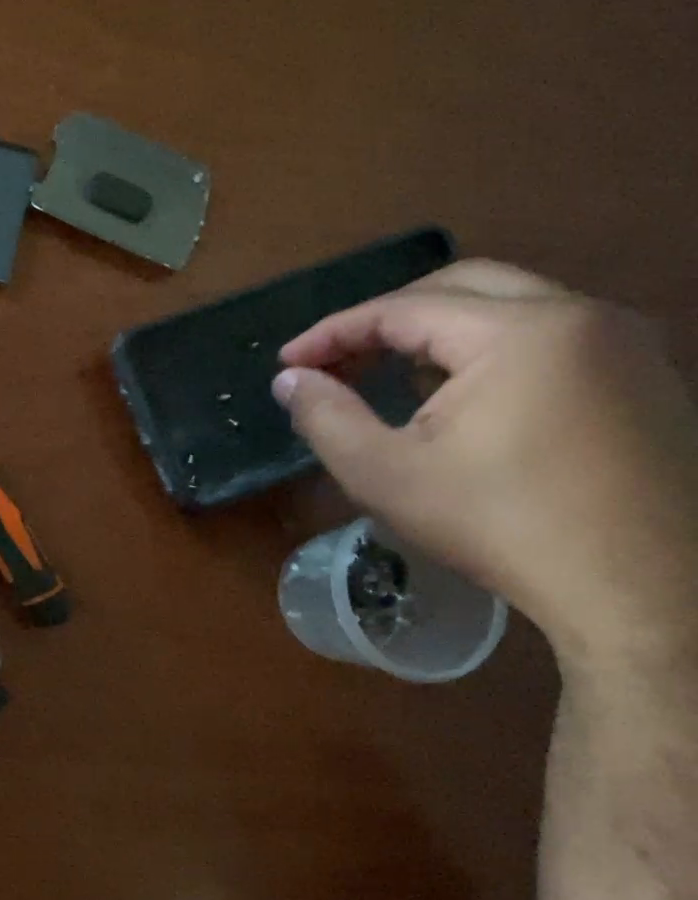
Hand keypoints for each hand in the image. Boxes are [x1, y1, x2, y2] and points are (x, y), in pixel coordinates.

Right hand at [275, 259, 697, 666]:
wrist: (640, 583)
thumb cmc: (498, 524)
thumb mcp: (384, 474)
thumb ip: (326, 417)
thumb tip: (290, 380)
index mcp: (520, 333)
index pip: (405, 308)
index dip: (334, 332)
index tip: (287, 364)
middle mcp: (583, 316)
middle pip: (462, 286)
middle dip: (386, 318)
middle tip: (334, 359)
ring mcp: (625, 342)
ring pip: (509, 307)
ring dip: (437, 331)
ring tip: (385, 376)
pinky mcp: (643, 374)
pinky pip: (549, 335)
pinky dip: (486, 349)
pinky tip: (456, 395)